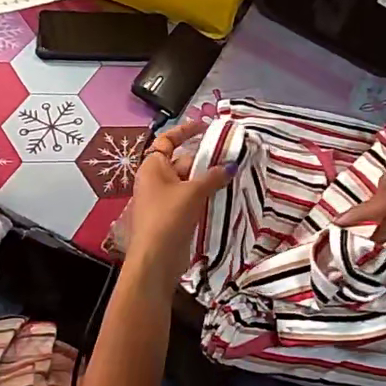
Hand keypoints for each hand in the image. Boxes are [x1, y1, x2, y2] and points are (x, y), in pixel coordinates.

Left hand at [115, 119, 230, 281]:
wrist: (156, 258)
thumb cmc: (168, 217)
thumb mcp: (193, 191)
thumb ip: (213, 176)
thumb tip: (230, 166)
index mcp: (152, 166)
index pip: (168, 140)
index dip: (186, 131)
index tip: (206, 127)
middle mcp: (155, 180)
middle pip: (182, 161)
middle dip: (205, 158)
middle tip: (231, 156)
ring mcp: (163, 199)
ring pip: (188, 182)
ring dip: (208, 179)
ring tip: (233, 174)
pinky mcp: (172, 217)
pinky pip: (190, 199)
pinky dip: (205, 195)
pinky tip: (224, 195)